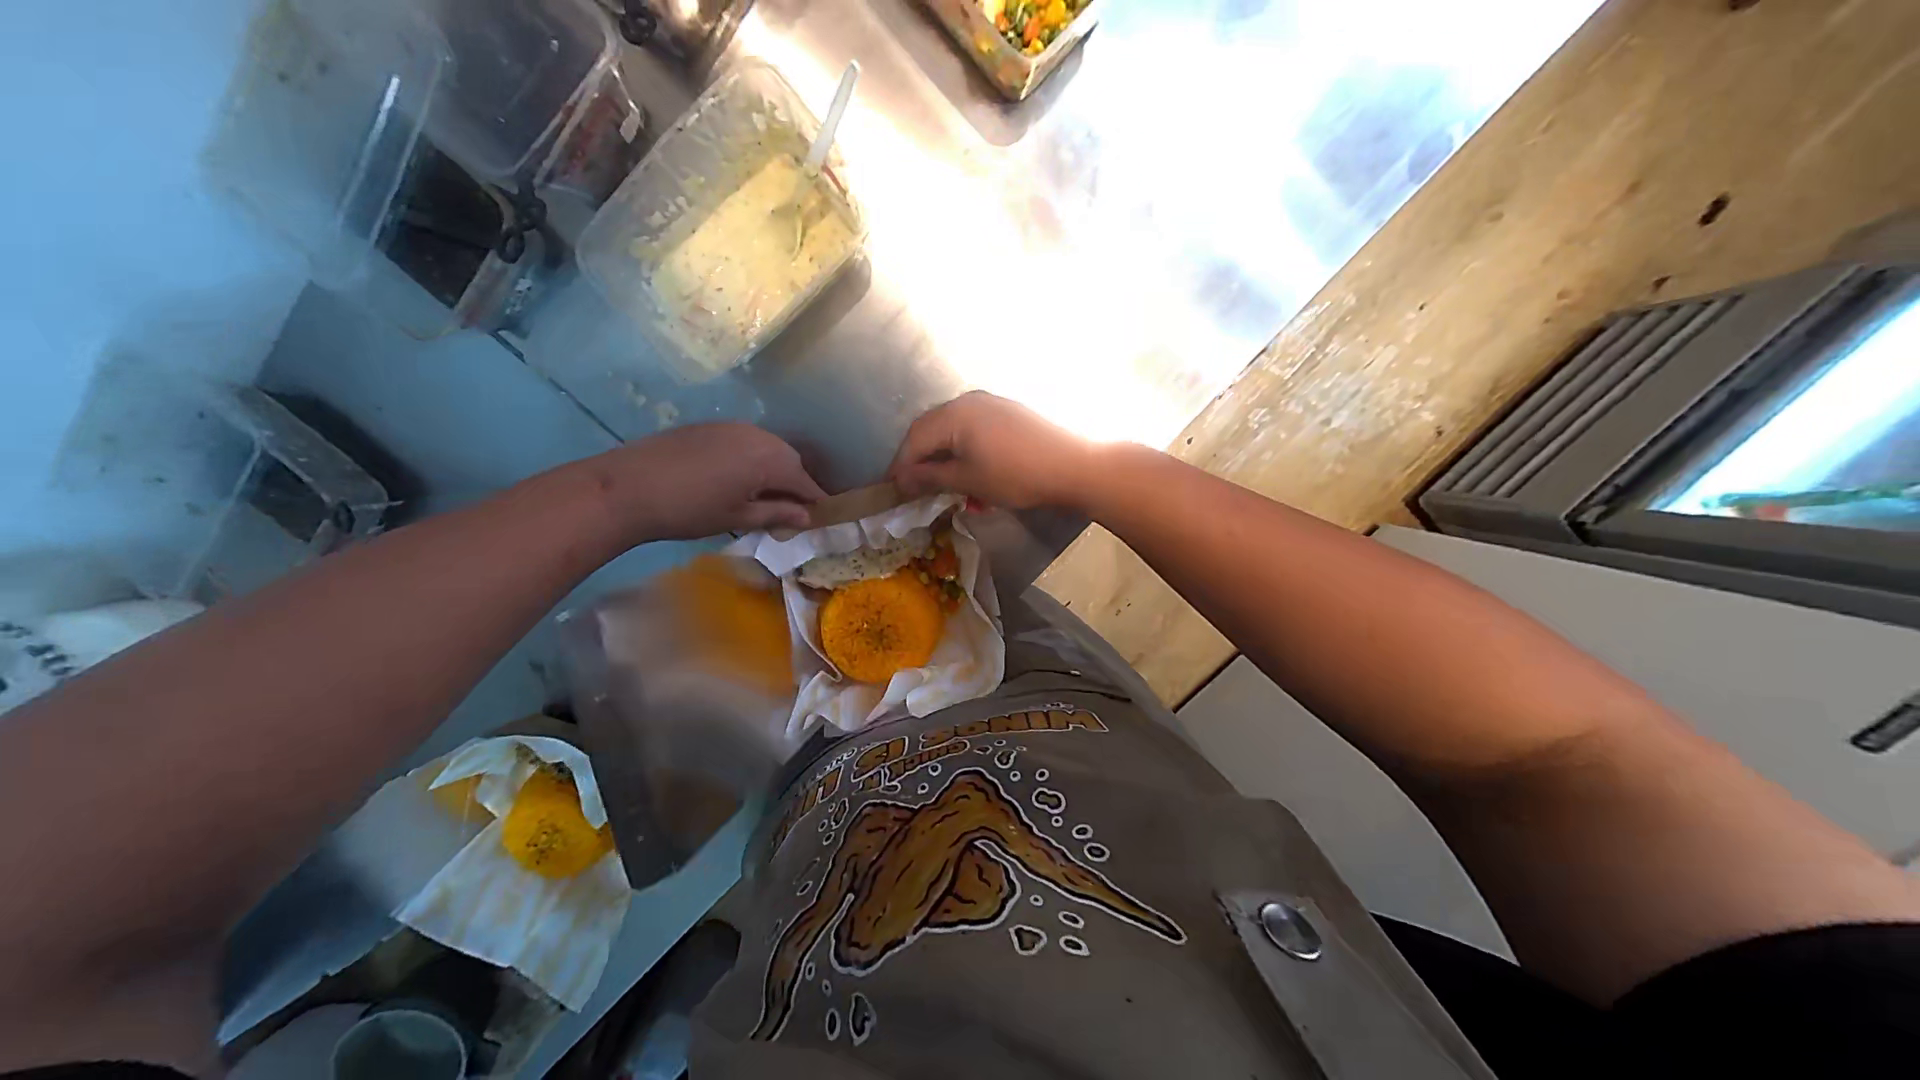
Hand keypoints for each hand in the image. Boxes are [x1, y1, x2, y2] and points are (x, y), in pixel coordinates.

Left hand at [586, 423, 827, 540]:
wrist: (627, 487)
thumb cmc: (689, 510)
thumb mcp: (737, 518)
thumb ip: (776, 514)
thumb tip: (806, 517)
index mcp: (770, 459)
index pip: (806, 482)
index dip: (815, 502)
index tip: (819, 520)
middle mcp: (758, 436)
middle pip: (790, 461)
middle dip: (795, 485)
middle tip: (789, 512)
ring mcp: (733, 427)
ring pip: (768, 449)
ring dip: (773, 471)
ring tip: (763, 497)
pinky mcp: (711, 427)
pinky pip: (745, 442)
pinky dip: (751, 460)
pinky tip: (736, 479)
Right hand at [887, 391, 1098, 509]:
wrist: (1074, 467)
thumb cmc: (1016, 475)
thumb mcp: (968, 481)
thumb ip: (930, 477)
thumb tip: (902, 479)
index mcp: (954, 414)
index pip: (914, 439)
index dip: (901, 466)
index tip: (893, 490)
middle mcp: (969, 401)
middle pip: (932, 432)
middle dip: (923, 464)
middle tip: (916, 491)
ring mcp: (991, 405)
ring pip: (955, 434)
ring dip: (948, 463)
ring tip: (951, 493)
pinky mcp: (1008, 415)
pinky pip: (976, 433)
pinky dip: (969, 456)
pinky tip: (977, 482)